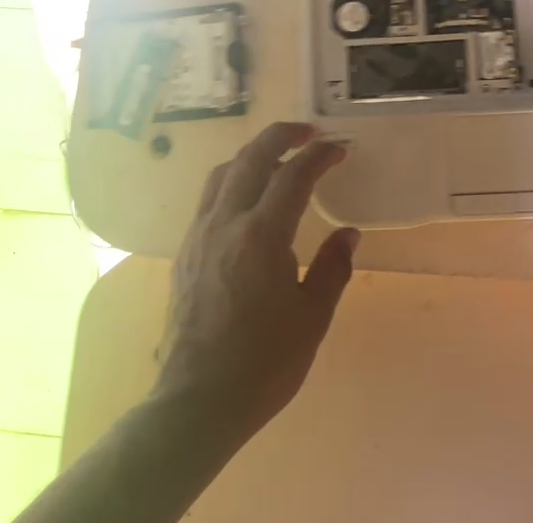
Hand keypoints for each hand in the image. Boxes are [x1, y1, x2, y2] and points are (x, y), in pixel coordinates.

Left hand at [156, 123, 357, 442]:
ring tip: (275, 158)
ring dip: (251, 155)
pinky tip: (245, 200)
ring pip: (222, 174)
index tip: (339, 149)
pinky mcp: (184, 254)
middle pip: (251, 158)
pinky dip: (231, 182)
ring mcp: (199, 236)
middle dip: (281, 136)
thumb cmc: (265, 362)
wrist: (198, 400)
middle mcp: (225, 223)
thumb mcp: (313, 316)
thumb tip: (348, 233)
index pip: (293, 175)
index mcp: (261, 235)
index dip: (319, 156)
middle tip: (308, 132)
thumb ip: (333, 267)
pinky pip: (208, 200)